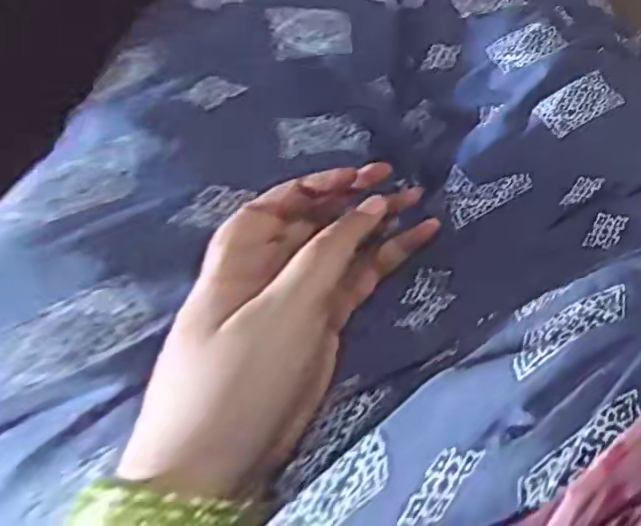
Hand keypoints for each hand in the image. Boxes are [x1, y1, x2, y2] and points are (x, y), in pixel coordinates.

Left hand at [117, 163, 438, 500]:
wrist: (217, 466)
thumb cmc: (239, 376)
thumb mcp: (283, 306)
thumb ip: (330, 250)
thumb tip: (370, 203)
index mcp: (239, 268)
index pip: (268, 211)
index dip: (308, 186)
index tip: (354, 175)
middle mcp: (269, 277)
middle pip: (312, 224)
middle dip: (352, 198)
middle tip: (396, 178)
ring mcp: (298, 300)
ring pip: (344, 247)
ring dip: (380, 223)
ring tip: (420, 200)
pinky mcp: (324, 322)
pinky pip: (361, 276)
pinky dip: (390, 255)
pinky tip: (422, 236)